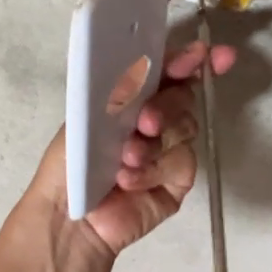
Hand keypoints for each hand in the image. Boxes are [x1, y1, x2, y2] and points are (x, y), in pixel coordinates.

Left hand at [25, 41, 235, 254]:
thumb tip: (148, 69)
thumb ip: (121, 90)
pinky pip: (180, 163)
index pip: (167, 71)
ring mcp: (169, 149)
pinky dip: (152, 169)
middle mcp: (155, 119)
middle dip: (168, 104)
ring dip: (154, 141)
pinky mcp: (177, 179)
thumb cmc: (70, 163)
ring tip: (126, 158)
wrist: (68, 217)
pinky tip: (128, 180)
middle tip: (145, 122)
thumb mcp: (89, 116)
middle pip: (183, 96)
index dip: (187, 59)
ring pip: (185, 127)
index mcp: (132, 97)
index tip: (203, 54)